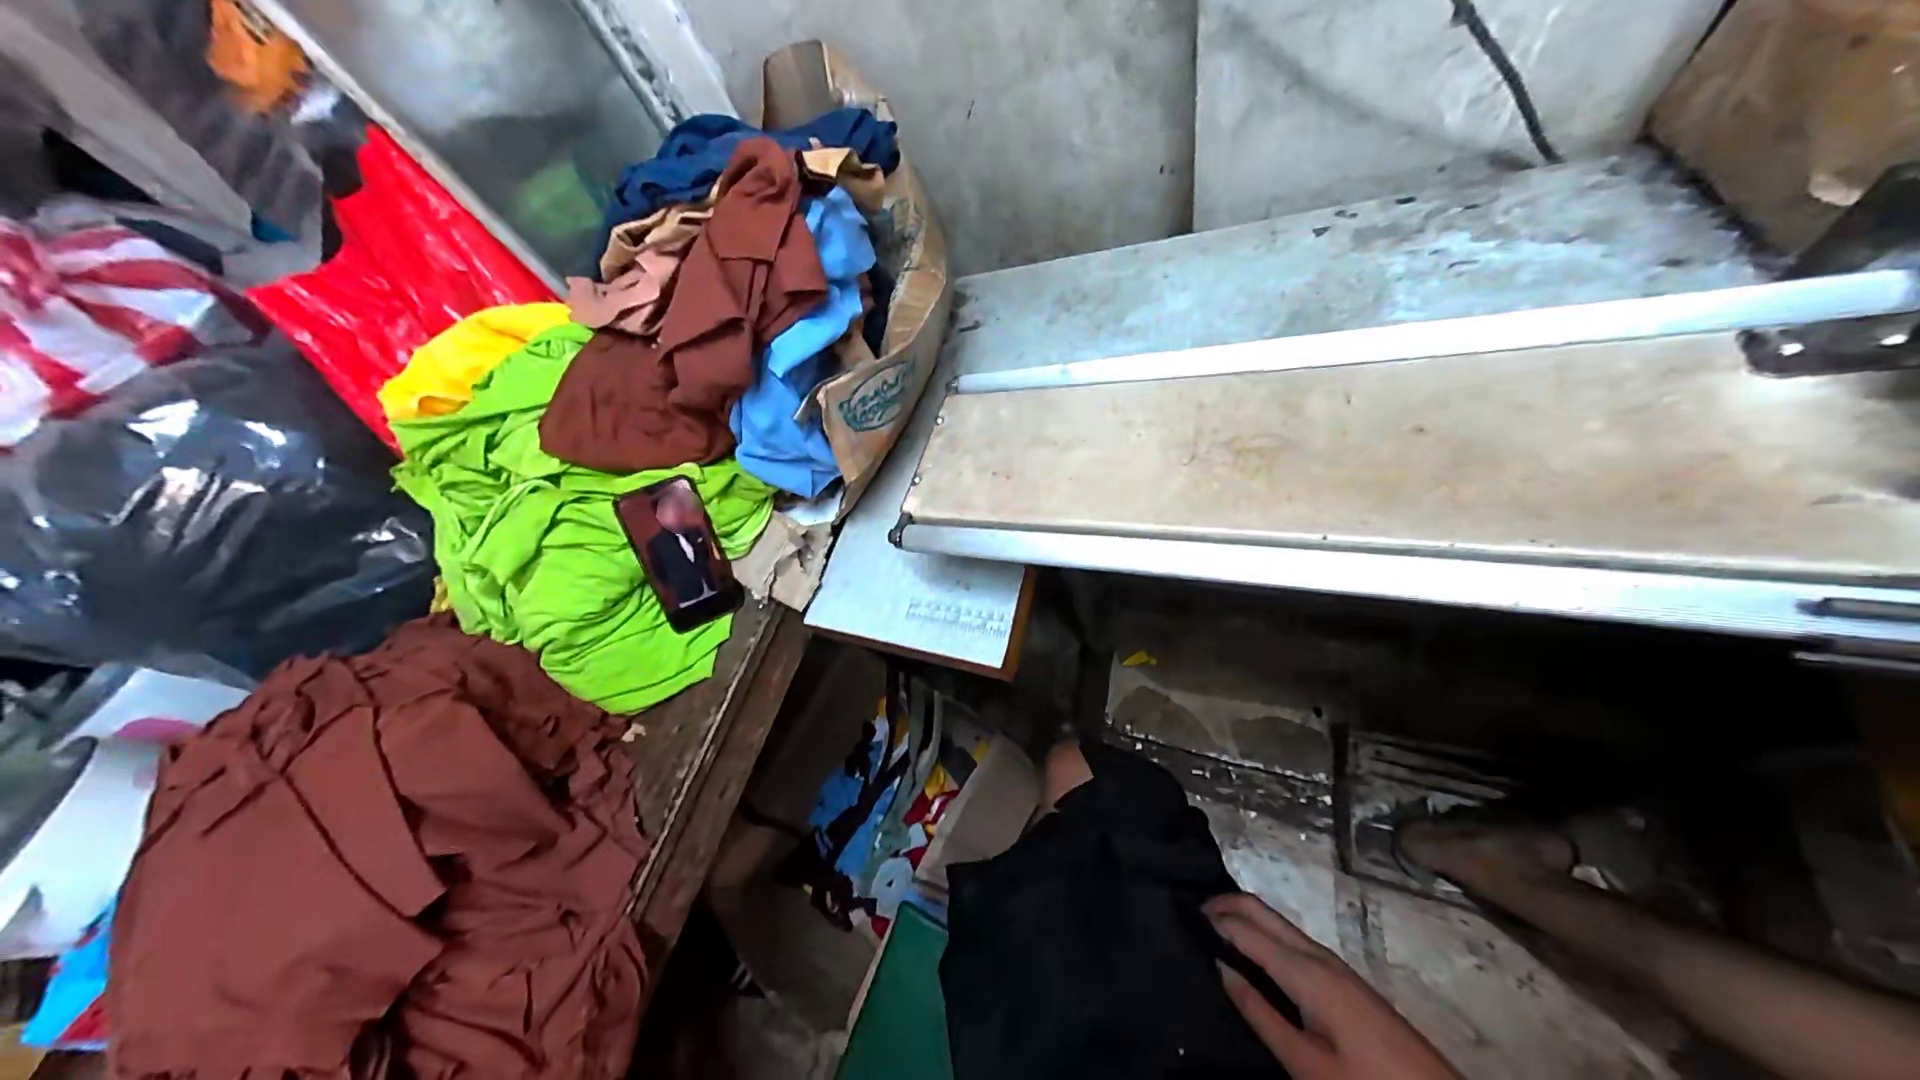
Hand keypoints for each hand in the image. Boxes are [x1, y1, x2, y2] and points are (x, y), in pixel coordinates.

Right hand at [1205, 893, 1462, 1079]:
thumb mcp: (1306, 1064)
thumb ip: (1259, 1013)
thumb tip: (1218, 967)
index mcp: (1305, 970)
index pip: (1244, 928)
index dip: (1210, 919)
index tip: (1176, 916)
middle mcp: (1316, 953)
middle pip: (1260, 909)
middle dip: (1222, 903)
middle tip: (1185, 914)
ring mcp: (1332, 962)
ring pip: (1275, 920)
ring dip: (1240, 915)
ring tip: (1206, 928)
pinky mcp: (1340, 976)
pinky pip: (1288, 937)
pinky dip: (1259, 931)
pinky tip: (1247, 950)